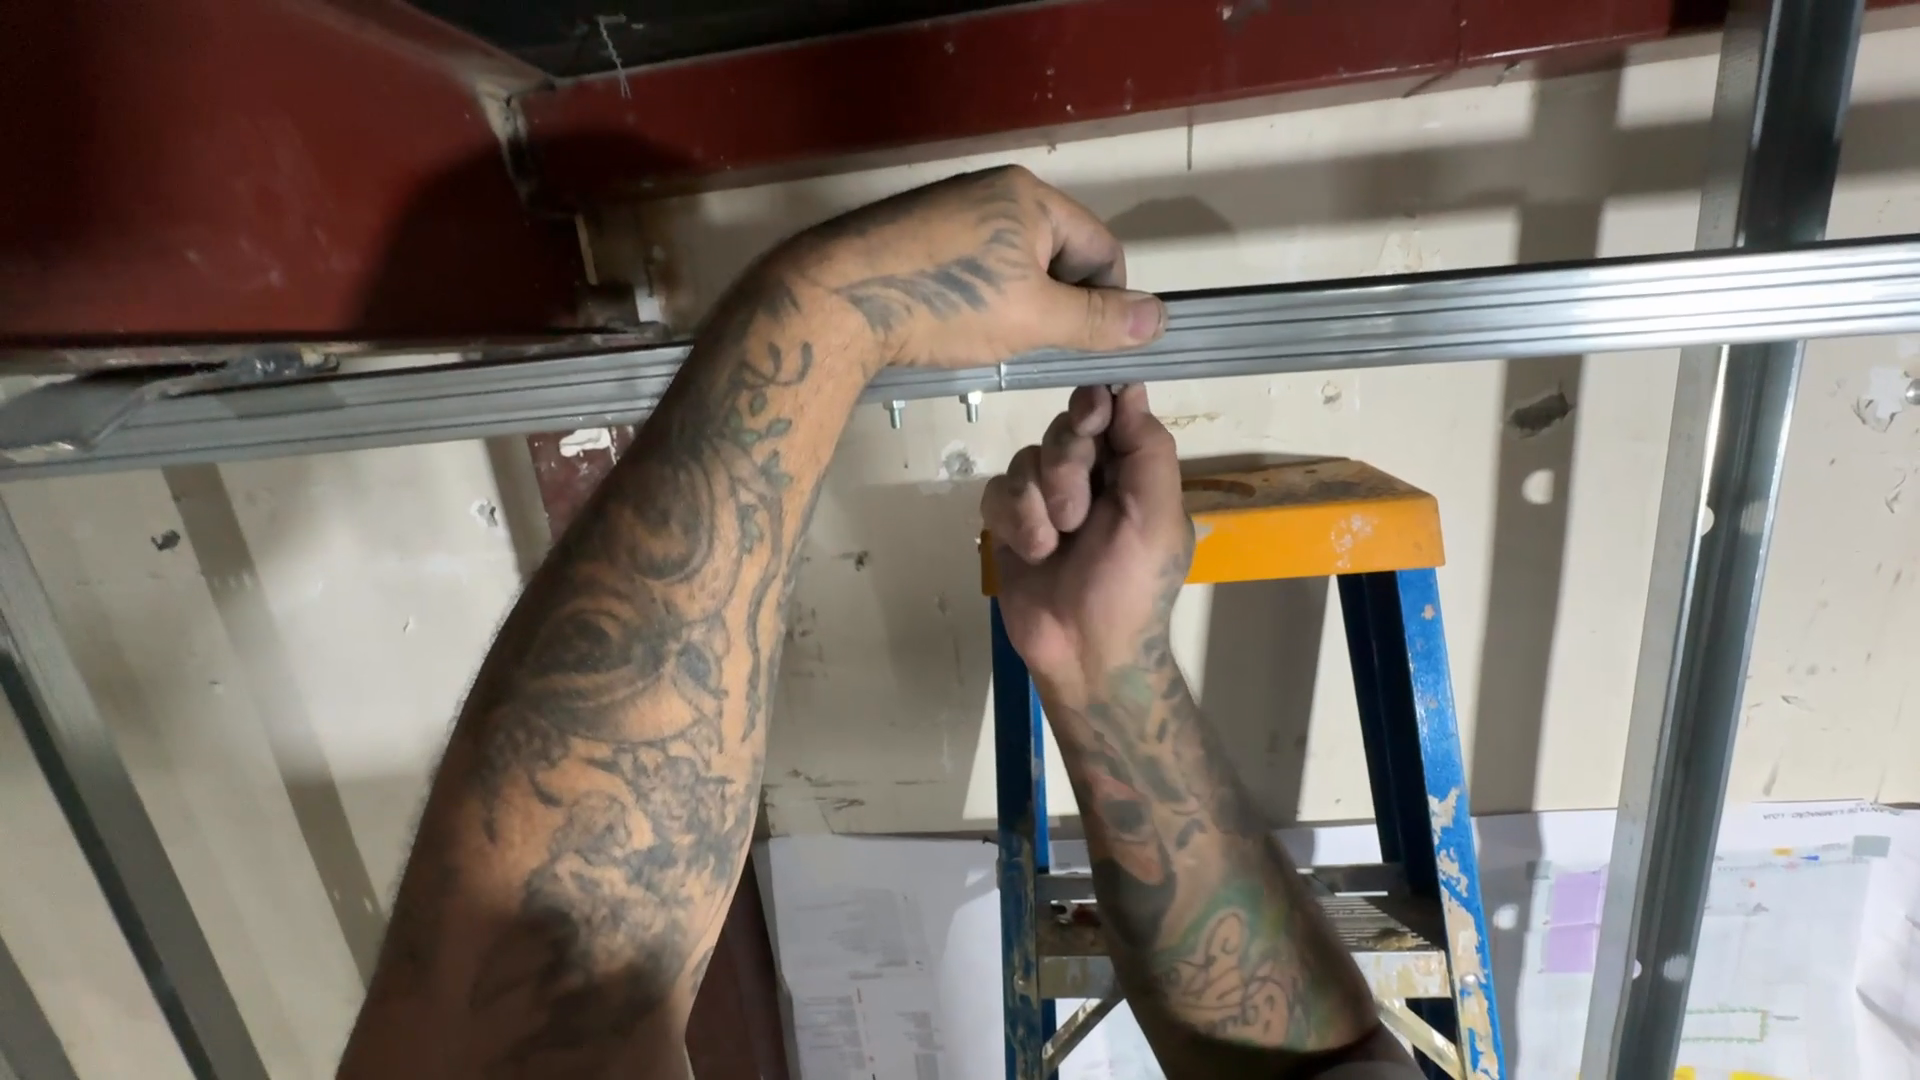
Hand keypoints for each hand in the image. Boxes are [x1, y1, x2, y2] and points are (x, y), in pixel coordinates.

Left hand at [777, 166, 1167, 369]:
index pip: (1101, 248)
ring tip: (991, 340)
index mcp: (1030, 198)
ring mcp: (950, 211)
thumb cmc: (946, 304)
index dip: (1106, 300)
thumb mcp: (1034, 319)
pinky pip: (972, 268)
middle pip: (1057, 255)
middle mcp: (992, 191)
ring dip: (1019, 307)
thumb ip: (1097, 320)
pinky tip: (956, 328)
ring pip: (1013, 267)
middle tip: (1034, 346)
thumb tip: (1161, 318)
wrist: (838, 300)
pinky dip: (979, 300)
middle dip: (1057, 304)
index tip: (1088, 343)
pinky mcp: (917, 236)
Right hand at [982, 384, 1192, 705]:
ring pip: (1024, 460)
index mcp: (1128, 471)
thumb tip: (1131, 385)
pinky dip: (1013, 521)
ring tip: (1054, 547)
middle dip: (1065, 470)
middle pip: (1061, 430)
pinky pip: (995, 492)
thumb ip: (1147, 448)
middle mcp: (1085, 477)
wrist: (1085, 651)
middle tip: (1076, 517)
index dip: (1094, 406)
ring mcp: (1042, 499)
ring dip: (1038, 504)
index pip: (1107, 412)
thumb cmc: (1132, 586)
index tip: (1091, 419)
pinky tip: (1032, 553)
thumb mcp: (1158, 515)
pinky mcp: (1008, 523)